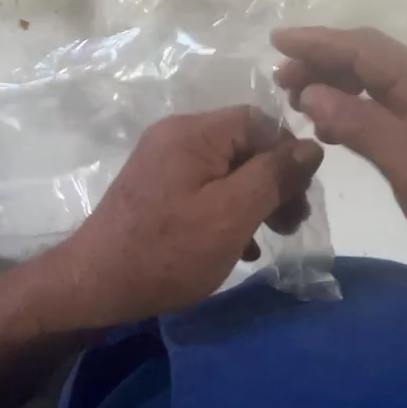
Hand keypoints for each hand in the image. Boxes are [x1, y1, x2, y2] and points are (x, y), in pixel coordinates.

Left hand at [40, 107, 323, 329]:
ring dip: (253, 199)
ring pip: (225, 169)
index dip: (287, 154)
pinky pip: (204, 188)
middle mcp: (176, 136)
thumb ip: (273, 176)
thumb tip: (311, 147)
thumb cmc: (168, 250)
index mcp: (193, 132)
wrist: (95, 286)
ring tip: (270, 237)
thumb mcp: (231, 214)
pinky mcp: (155, 189)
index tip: (303, 198)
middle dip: (273, 181)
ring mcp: (163, 162)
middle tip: (291, 224)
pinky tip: (240, 246)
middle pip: (242, 145)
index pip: (257, 121)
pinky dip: (227, 210)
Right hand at [273, 26, 406, 284]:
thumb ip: (358, 124)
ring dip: (337, 87)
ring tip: (298, 101)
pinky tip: (335, 128)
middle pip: (370, 60)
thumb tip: (311, 93)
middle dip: (323, 63)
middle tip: (280, 81)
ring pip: (378, 84)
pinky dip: (357, 111)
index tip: (277, 41)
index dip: (318, 42)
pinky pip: (389, 107)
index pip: (365, 49)